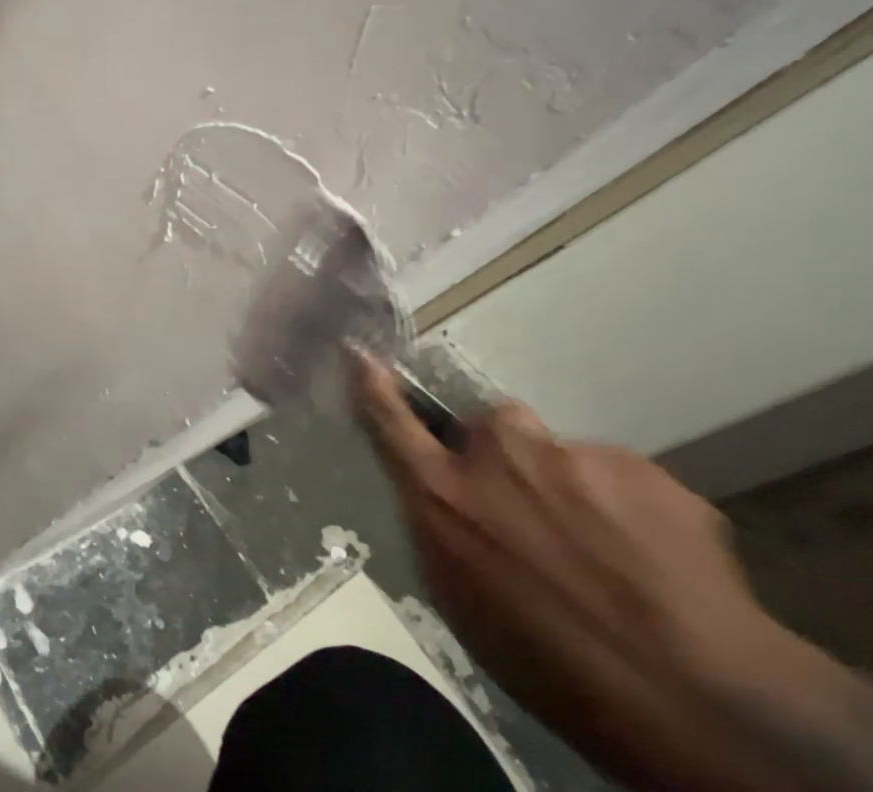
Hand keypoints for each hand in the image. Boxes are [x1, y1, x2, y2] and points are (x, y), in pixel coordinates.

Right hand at [350, 354, 872, 791]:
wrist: (682, 689)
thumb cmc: (542, 660)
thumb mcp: (457, 596)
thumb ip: (443, 527)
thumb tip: (447, 503)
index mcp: (441, 494)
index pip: (393, 423)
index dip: (377, 390)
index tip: (364, 358)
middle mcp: (499, 458)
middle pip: (491, 426)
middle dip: (504, 454)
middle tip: (530, 508)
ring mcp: (574, 456)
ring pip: (560, 453)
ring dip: (567, 483)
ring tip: (603, 548)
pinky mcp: (643, 469)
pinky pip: (621, 478)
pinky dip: (627, 509)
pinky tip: (650, 561)